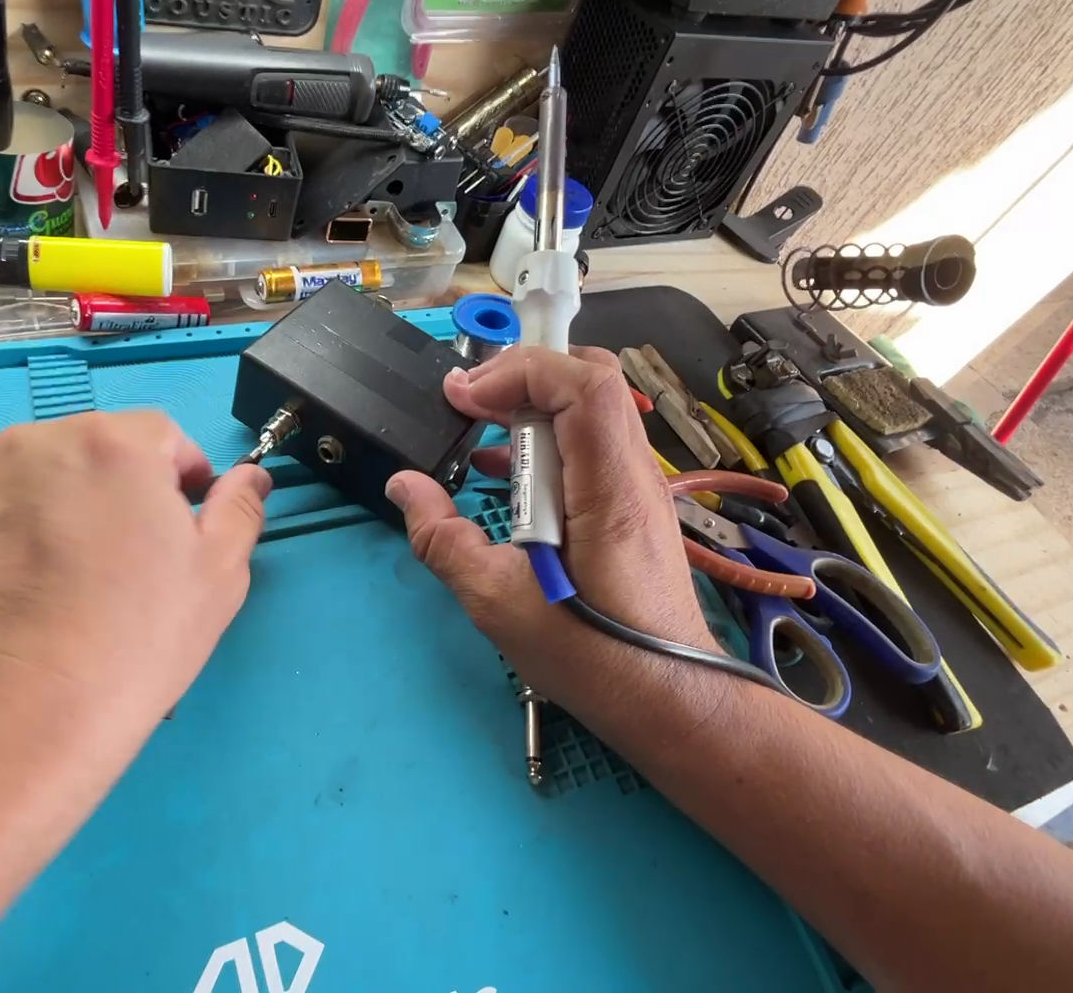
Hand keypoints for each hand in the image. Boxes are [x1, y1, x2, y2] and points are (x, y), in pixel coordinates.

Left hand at [0, 411, 269, 733]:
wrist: (12, 721)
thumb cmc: (133, 641)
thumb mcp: (218, 573)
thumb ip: (241, 507)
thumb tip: (252, 476)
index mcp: (113, 443)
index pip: (165, 435)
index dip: (186, 481)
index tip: (185, 532)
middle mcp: (38, 443)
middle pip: (104, 450)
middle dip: (129, 491)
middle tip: (138, 562)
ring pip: (51, 478)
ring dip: (76, 507)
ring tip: (81, 581)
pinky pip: (4, 507)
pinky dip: (26, 531)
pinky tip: (36, 592)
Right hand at [386, 347, 722, 724]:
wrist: (669, 699)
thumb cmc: (590, 654)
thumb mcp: (498, 601)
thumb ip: (443, 538)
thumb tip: (404, 485)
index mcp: (607, 489)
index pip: (583, 385)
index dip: (519, 372)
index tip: (465, 398)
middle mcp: (633, 473)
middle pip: (592, 379)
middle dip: (522, 376)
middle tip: (469, 402)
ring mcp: (638, 485)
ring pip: (592, 408)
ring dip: (531, 405)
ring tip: (478, 429)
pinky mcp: (631, 502)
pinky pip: (590, 443)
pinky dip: (546, 437)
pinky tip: (504, 470)